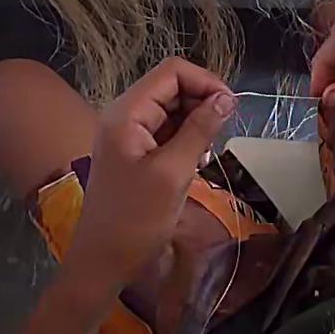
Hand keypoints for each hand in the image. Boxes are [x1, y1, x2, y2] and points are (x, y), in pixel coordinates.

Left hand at [64, 58, 236, 295]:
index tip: (231, 107)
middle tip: (222, 133)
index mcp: (127, 113)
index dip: (206, 81)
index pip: (172, 72)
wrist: (103, 261)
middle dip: (202, 101)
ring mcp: (129, 133)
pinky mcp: (136, 150)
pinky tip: (196, 159)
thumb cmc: (135, 219)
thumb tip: (227, 97)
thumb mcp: (173, 172)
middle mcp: (125, 114)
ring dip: (196, 121)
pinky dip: (187, 137)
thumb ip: (200, 129)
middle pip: (172, 86)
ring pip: (173, 108)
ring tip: (207, 150)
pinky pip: (167, 129)